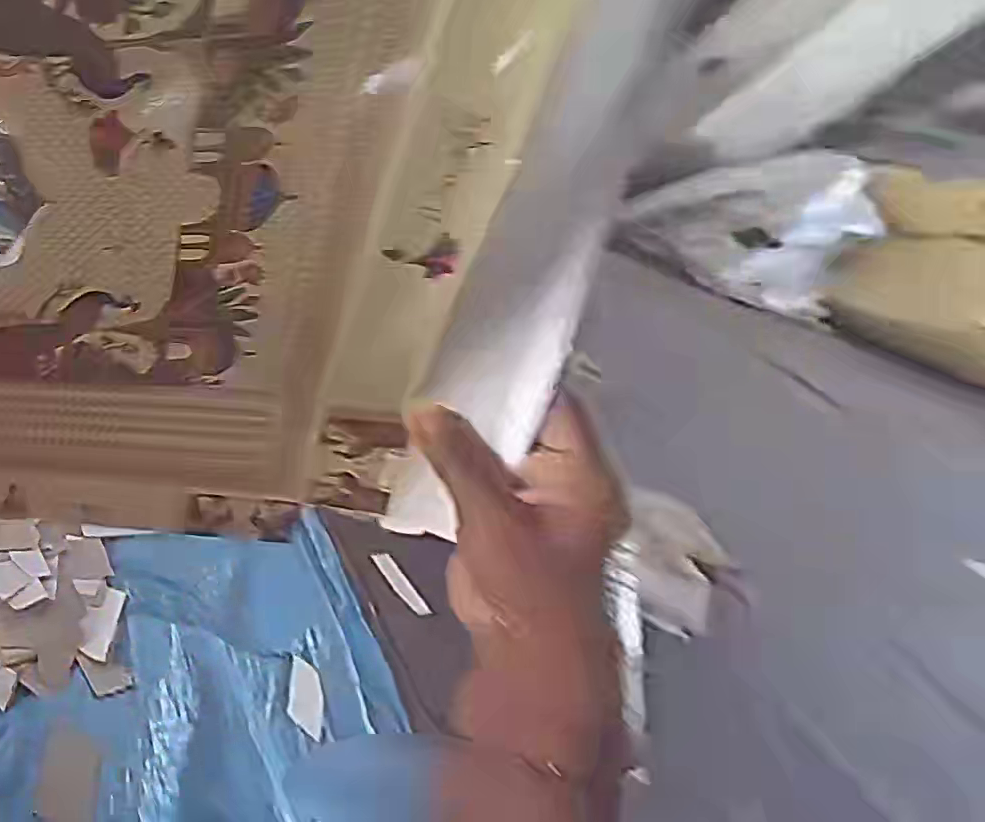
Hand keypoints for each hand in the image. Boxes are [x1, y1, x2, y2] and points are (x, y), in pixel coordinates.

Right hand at [405, 396, 626, 790]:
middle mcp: (559, 477)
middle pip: (519, 422)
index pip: (555, 406)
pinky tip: (416, 438)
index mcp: (581, 475)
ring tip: (416, 396)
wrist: (524, 650)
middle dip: (478, 400)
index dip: (519, 374)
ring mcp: (527, 494)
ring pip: (491, 446)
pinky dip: (447, 454)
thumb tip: (425, 408)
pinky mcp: (498, 511)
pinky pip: (472, 469)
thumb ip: (460, 461)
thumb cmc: (529, 586)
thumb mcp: (493, 518)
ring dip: (457, 428)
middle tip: (431, 366)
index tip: (472, 346)